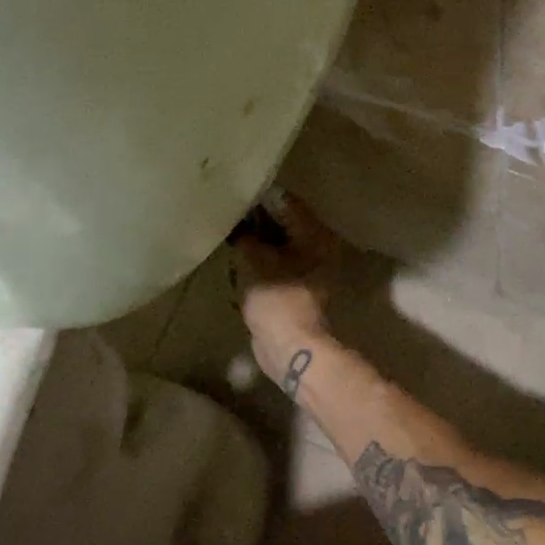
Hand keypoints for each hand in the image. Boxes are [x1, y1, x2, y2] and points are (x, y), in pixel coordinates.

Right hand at [229, 191, 339, 393]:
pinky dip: (261, 263)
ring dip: (257, 243)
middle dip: (256, 220)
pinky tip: (239, 260)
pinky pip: (277, 267)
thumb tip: (238, 224)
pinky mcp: (298, 290)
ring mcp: (310, 270)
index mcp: (314, 233)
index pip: (284, 201)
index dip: (257, 197)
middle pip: (283, 223)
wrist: (292, 349)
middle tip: (226, 215)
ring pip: (279, 246)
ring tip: (229, 236)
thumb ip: (245, 236)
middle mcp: (318, 246)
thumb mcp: (253, 260)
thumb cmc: (277, 300)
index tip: (232, 195)